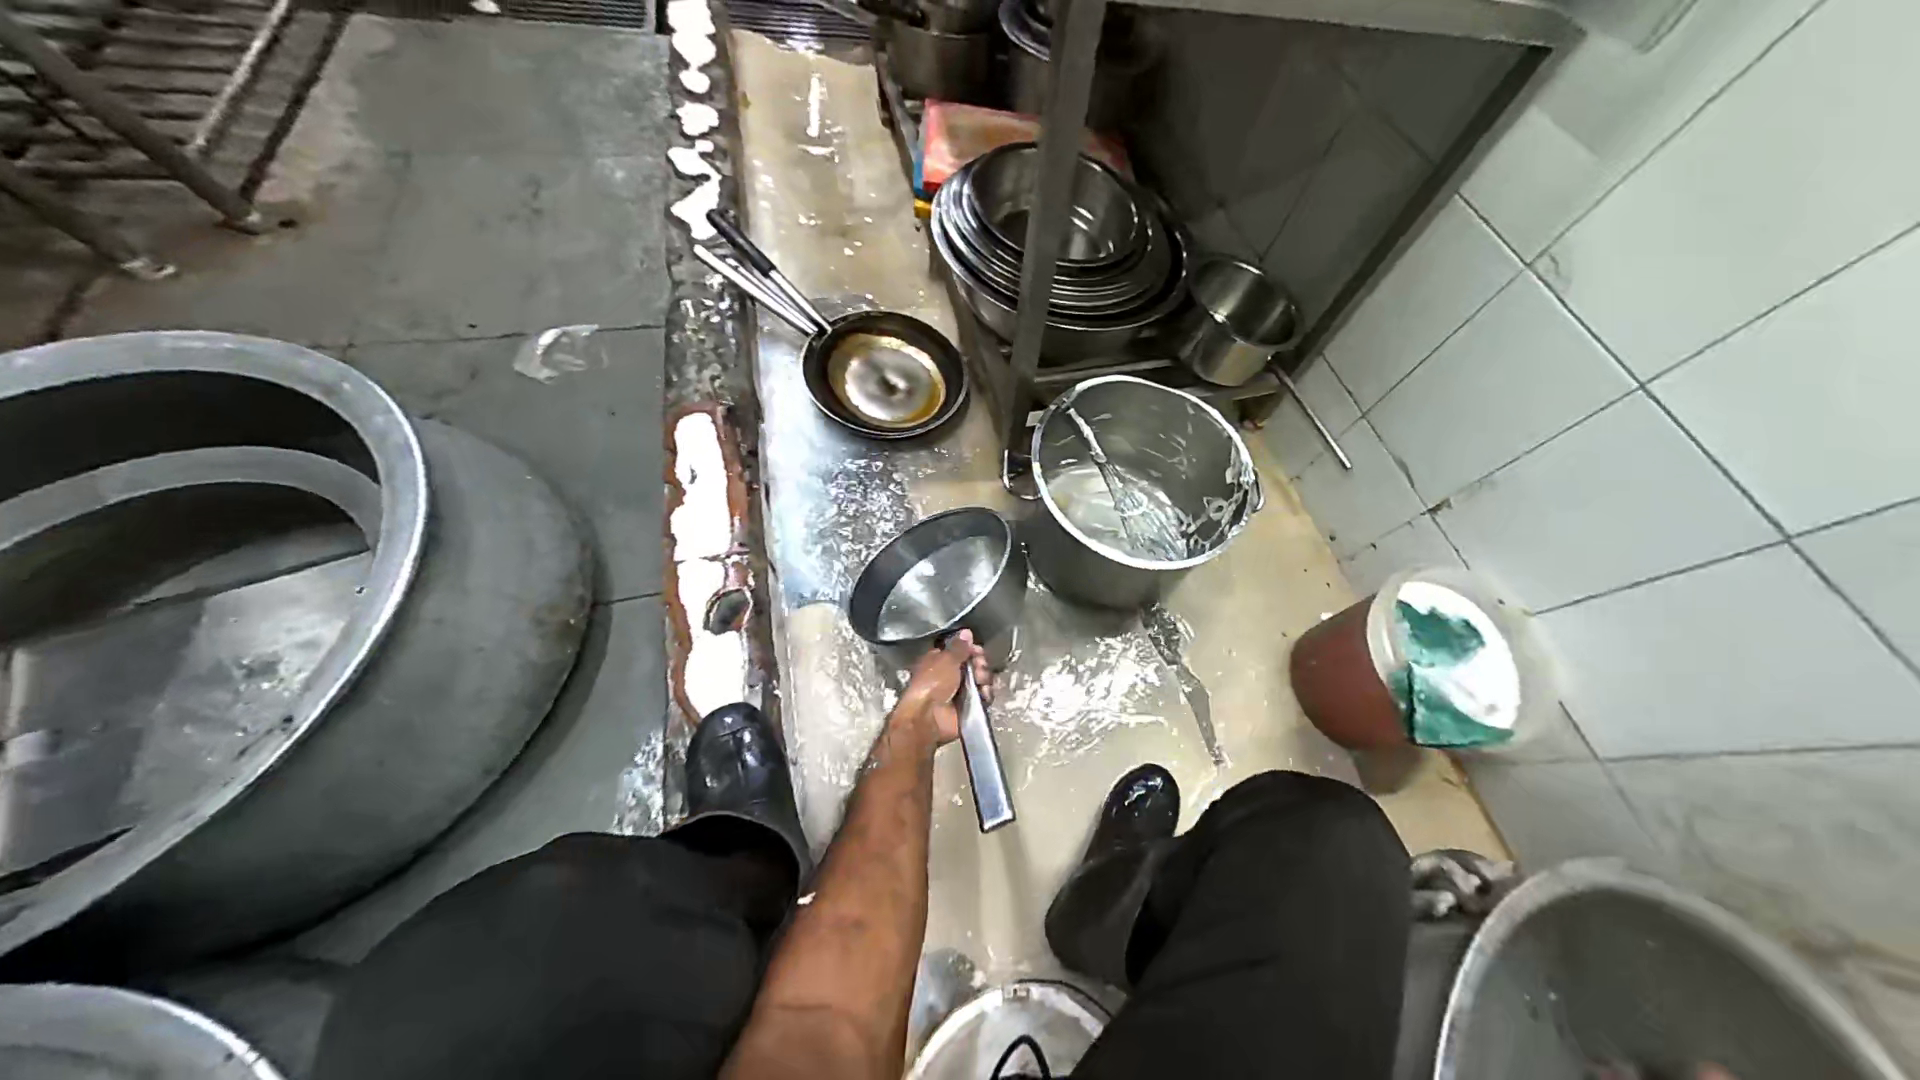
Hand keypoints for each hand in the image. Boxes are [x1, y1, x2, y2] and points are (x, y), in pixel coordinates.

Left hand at [893, 630, 991, 744]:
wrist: (928, 717)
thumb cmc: (931, 683)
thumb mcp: (945, 659)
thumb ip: (959, 647)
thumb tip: (967, 632)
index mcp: (939, 660)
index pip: (961, 650)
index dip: (971, 649)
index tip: (977, 650)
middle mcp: (950, 675)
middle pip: (974, 665)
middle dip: (980, 664)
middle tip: (978, 667)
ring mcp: (960, 692)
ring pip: (981, 680)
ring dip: (984, 679)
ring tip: (980, 682)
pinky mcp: (968, 707)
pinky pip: (984, 697)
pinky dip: (985, 694)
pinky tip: (983, 694)